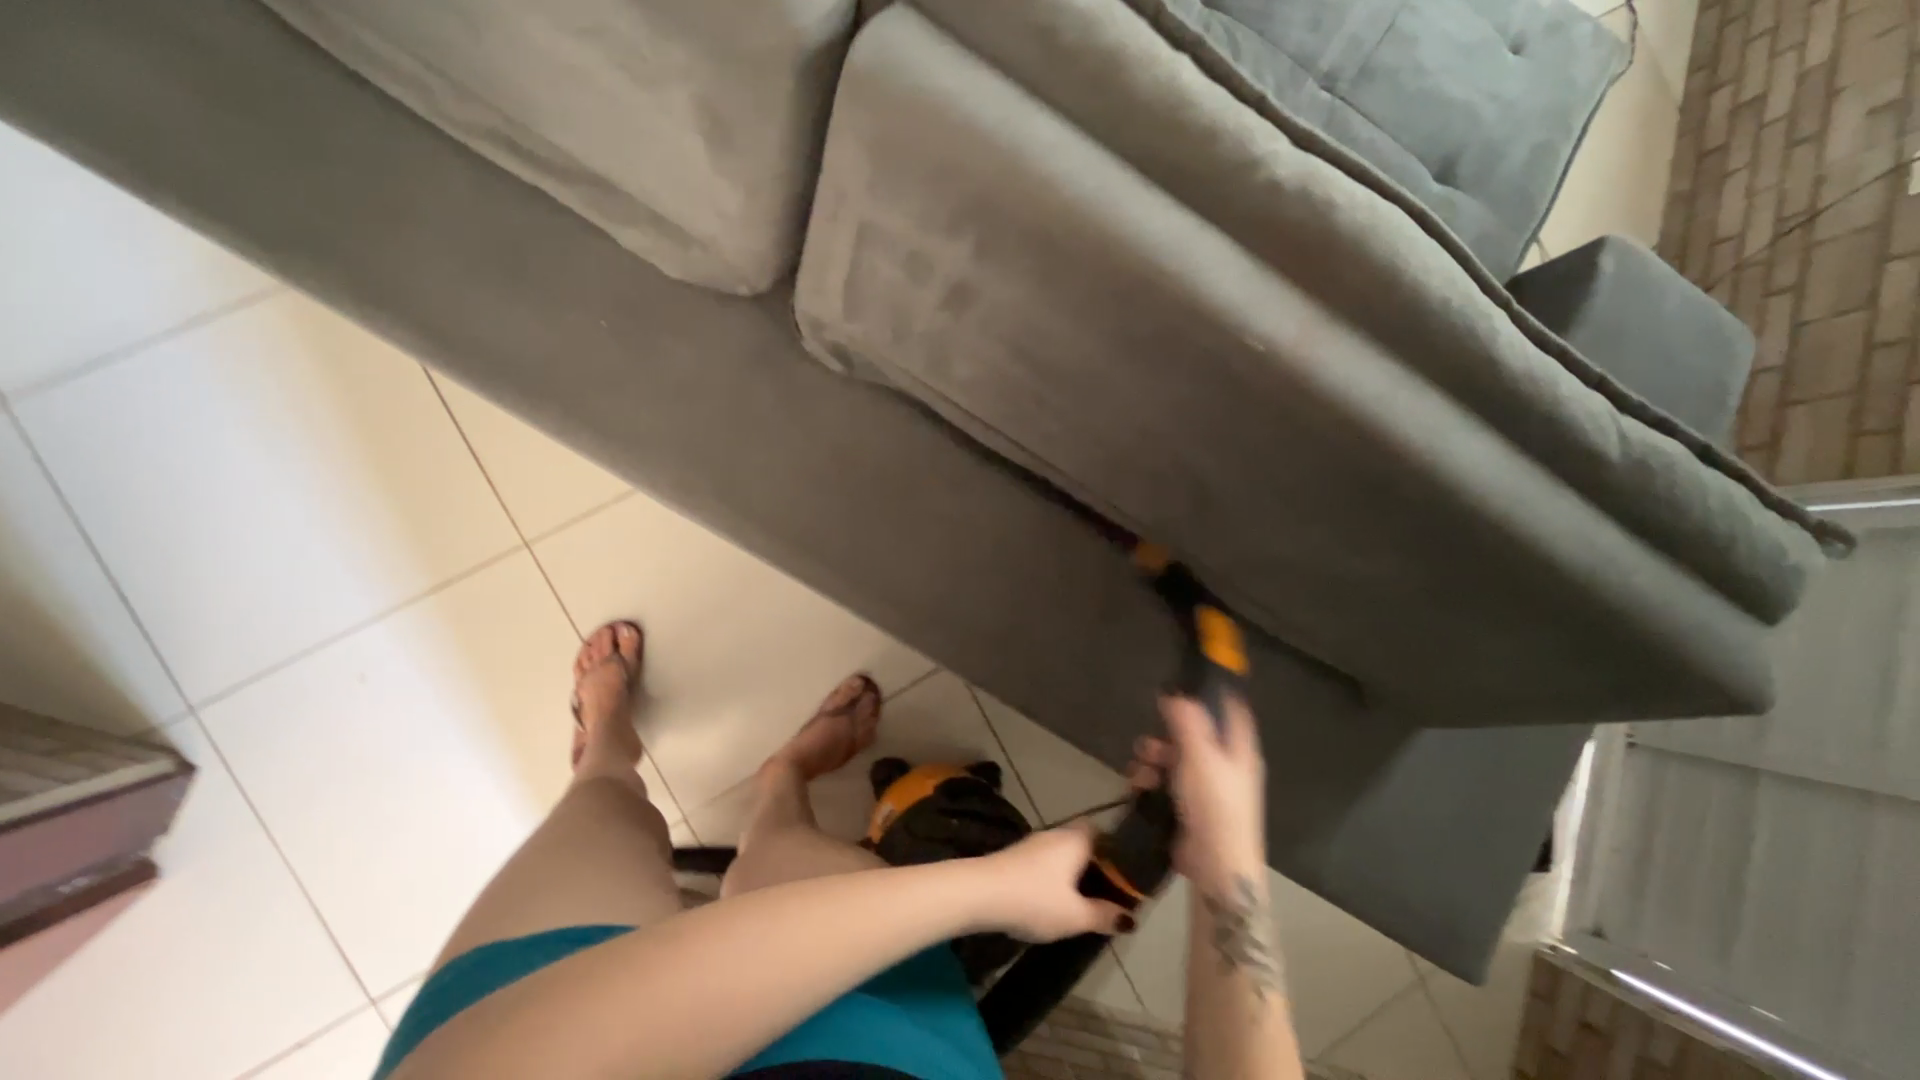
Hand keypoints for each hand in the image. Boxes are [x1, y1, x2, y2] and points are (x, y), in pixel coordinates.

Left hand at [972, 822, 1132, 942]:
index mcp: (1075, 840)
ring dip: (1071, 873)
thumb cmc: (1034, 899)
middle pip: (1082, 843)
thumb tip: (1131, 918)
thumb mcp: (1075, 916)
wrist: (979, 893)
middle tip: (1106, 891)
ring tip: (1081, 900)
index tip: (1124, 873)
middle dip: (1093, 865)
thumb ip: (1104, 915)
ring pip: (1061, 854)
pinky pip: (1043, 863)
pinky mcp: (1013, 857)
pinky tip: (1050, 900)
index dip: (1115, 849)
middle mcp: (1055, 834)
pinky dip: (1051, 878)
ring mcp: (1031, 844)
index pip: (1102, 832)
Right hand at [1134, 695, 1266, 895]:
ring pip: (1173, 759)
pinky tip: (1139, 787)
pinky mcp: (1188, 808)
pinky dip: (1150, 782)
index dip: (1214, 696)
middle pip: (1193, 736)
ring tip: (1140, 772)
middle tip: (1150, 743)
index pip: (1232, 712)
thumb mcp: (1200, 756)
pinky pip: (1165, 783)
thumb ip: (1186, 722)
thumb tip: (1175, 692)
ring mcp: (1206, 788)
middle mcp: (1224, 766)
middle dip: (1166, 737)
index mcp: (1238, 750)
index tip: (1187, 685)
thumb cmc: (1215, 805)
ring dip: (1152, 761)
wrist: (1215, 864)